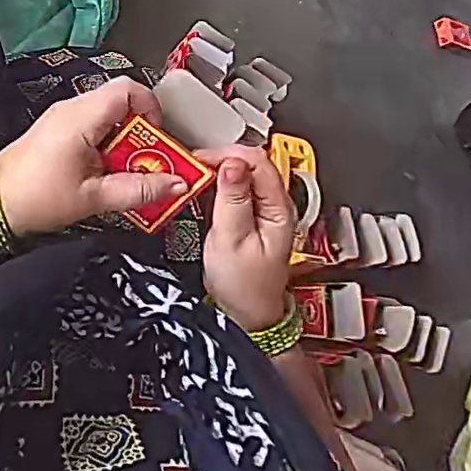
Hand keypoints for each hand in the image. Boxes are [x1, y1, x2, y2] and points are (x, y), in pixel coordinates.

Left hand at [0, 77, 188, 236]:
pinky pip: (96, 126)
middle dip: (143, 132)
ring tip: (125, 171)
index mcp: (82, 116)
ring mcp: (65, 117)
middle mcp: (74, 108)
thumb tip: (176, 183)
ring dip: (126, 141)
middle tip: (148, 163)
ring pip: (111, 115)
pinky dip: (110, 144)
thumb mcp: (93, 198)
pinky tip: (105, 172)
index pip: (129, 88)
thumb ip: (138, 189)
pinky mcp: (60, 129)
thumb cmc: (35, 197)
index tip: (157, 141)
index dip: (151, 110)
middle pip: (123, 102)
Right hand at [199, 145, 297, 332]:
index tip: (200, 160)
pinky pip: (235, 188)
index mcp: (277, 208)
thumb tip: (232, 163)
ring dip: (216, 170)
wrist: (247, 316)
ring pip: (241, 173)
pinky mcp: (250, 215)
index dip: (227, 154)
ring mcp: (263, 210)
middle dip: (219, 159)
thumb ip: (233, 199)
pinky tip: (202, 189)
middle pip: (249, 162)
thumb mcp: (233, 240)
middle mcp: (274, 204)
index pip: (257, 161)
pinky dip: (216, 184)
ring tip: (193, 175)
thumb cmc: (243, 287)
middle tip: (192, 166)